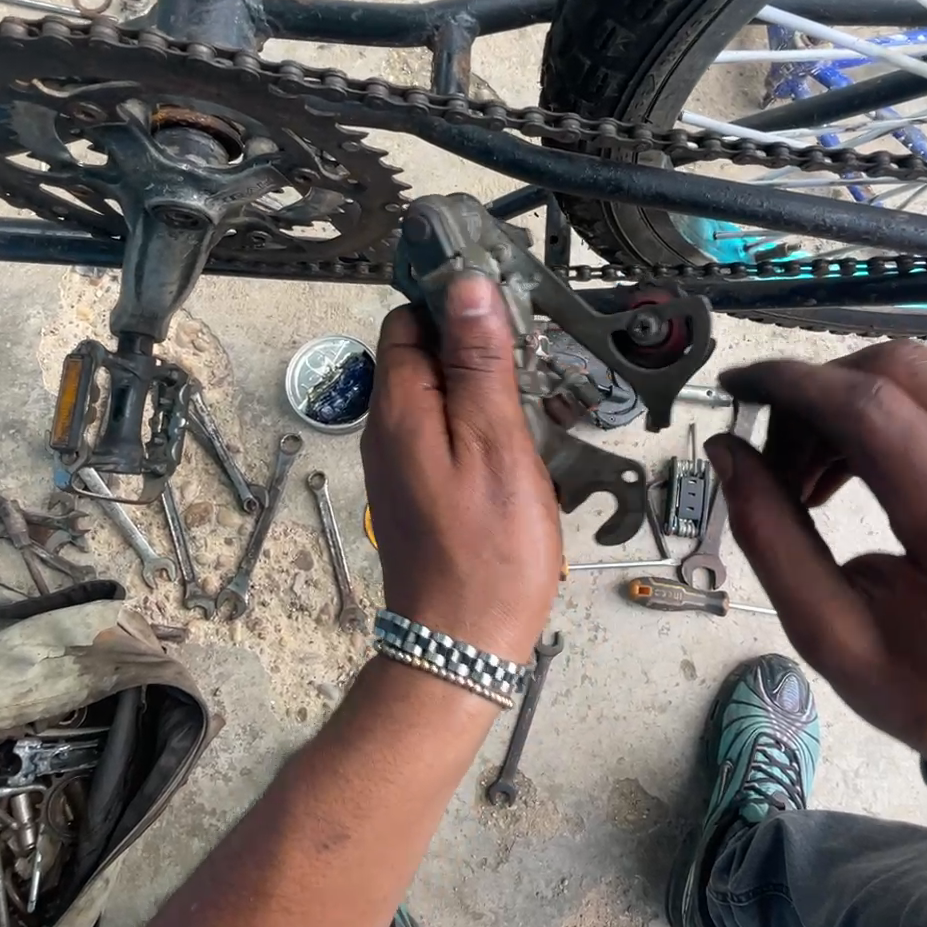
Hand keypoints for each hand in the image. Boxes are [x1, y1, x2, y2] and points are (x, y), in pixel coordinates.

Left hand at [361, 272, 561, 661]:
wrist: (462, 640)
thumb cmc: (487, 548)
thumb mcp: (494, 443)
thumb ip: (479, 363)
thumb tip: (466, 285)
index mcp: (399, 407)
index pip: (410, 321)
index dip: (454, 304)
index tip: (508, 309)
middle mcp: (388, 428)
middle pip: (425, 357)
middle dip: (477, 347)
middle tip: (535, 362)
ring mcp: (402, 462)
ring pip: (440, 396)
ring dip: (486, 388)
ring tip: (538, 403)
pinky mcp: (420, 489)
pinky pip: (446, 434)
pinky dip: (481, 426)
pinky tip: (521, 445)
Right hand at [709, 341, 926, 780]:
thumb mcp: (827, 633)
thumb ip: (769, 535)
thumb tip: (727, 448)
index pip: (874, 412)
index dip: (793, 385)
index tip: (738, 386)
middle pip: (905, 373)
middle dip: (817, 392)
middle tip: (774, 452)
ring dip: (848, 406)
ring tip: (809, 475)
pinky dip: (886, 422)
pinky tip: (857, 472)